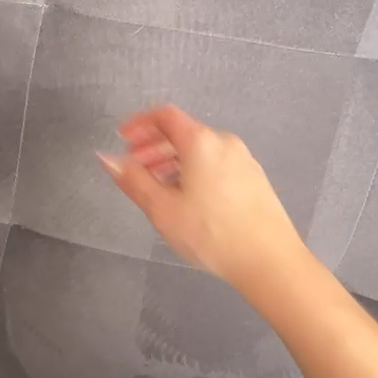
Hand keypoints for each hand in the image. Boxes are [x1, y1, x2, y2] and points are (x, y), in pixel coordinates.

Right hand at [99, 105, 313, 289]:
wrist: (269, 261)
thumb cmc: (211, 233)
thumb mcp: (162, 209)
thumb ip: (133, 180)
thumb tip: (107, 159)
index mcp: (201, 142)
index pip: (165, 116)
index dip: (140, 123)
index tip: (124, 139)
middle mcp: (224, 143)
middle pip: (183, 132)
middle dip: (154, 145)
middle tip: (135, 165)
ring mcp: (243, 161)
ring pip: (200, 150)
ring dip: (173, 160)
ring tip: (157, 186)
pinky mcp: (254, 179)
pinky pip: (216, 163)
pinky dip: (194, 170)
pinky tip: (187, 198)